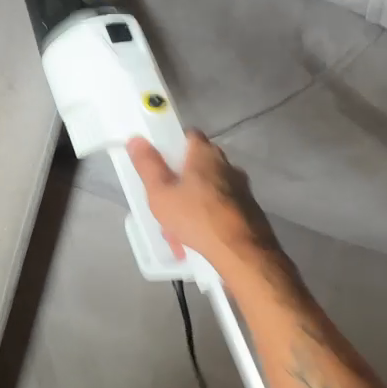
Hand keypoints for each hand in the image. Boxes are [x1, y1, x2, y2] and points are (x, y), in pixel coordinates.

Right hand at [126, 130, 282, 266]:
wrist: (242, 252)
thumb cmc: (196, 217)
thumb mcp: (160, 193)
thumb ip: (147, 165)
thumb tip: (136, 139)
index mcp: (205, 154)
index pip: (190, 135)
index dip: (174, 144)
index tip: (161, 161)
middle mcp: (228, 165)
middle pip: (200, 162)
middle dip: (182, 177)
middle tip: (165, 196)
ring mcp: (242, 188)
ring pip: (210, 187)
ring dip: (194, 200)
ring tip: (178, 225)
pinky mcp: (250, 209)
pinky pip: (222, 206)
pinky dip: (209, 215)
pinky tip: (198, 236)